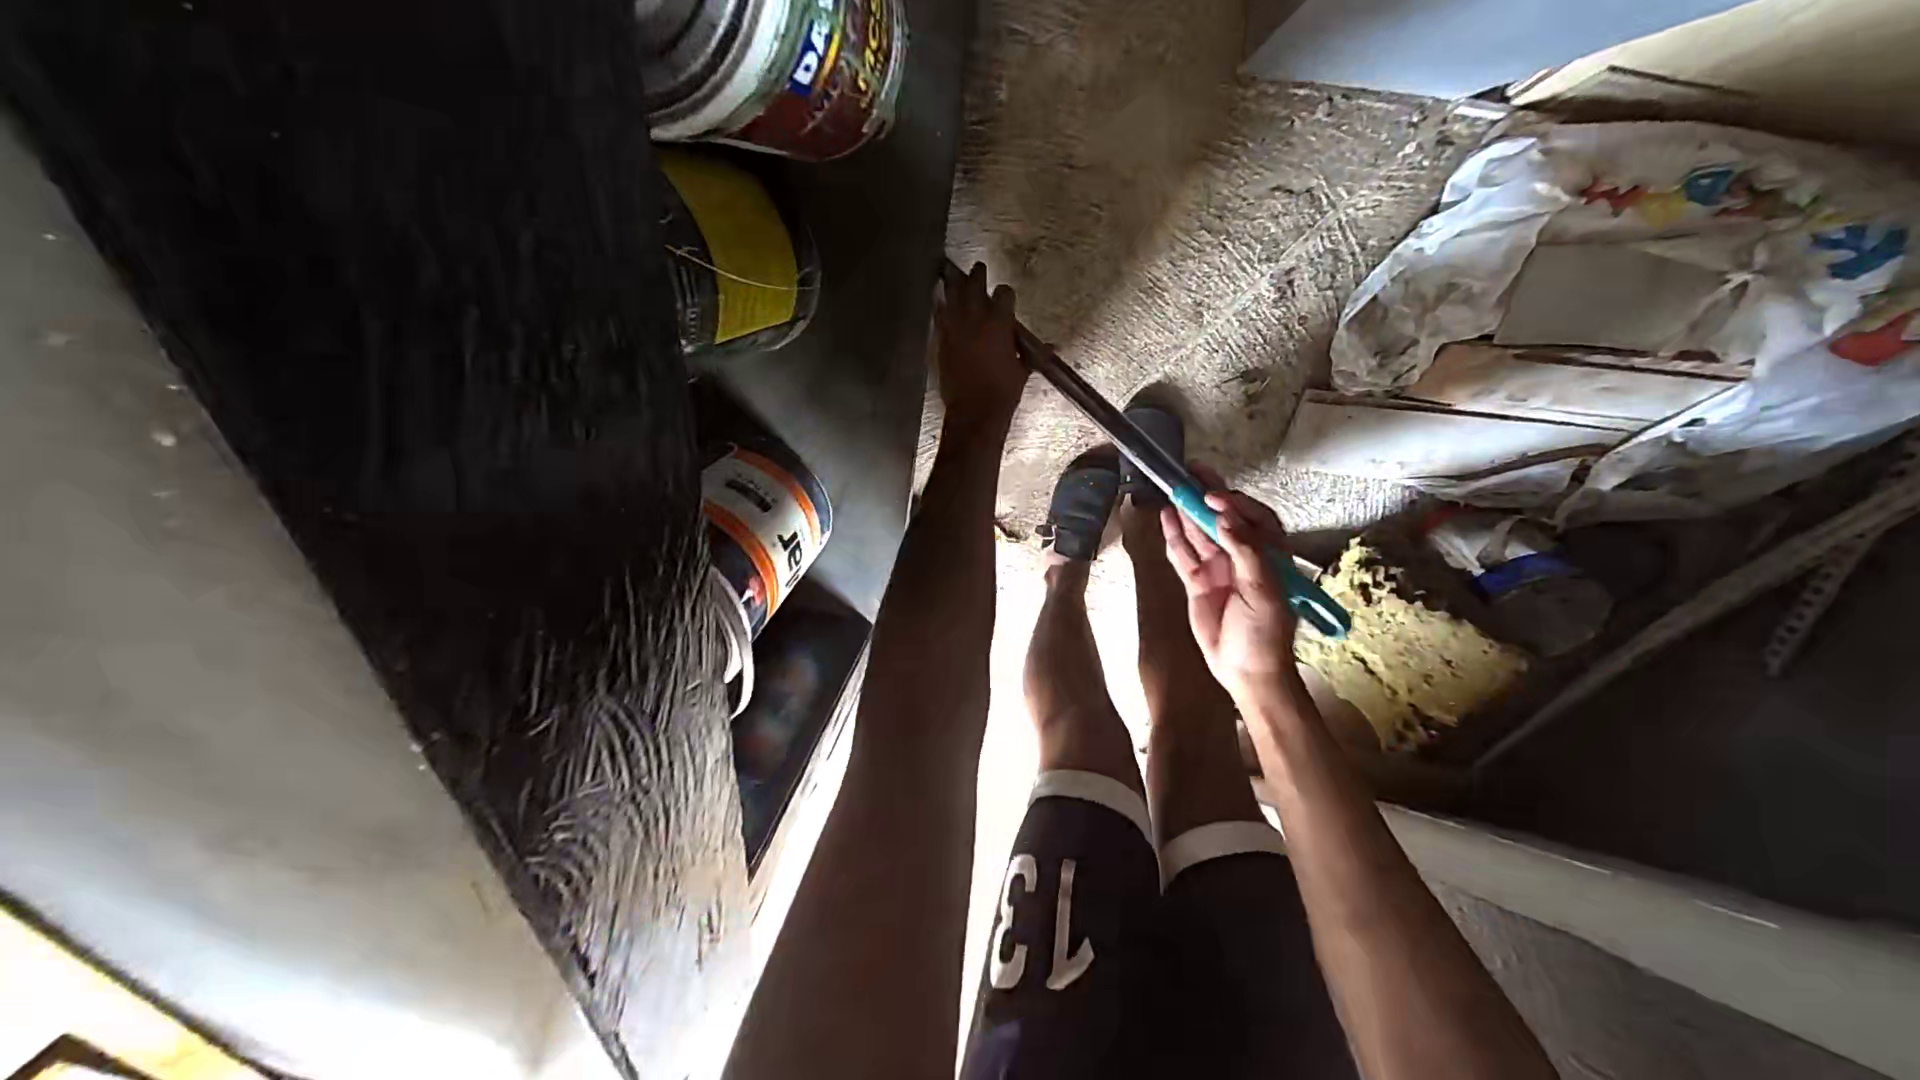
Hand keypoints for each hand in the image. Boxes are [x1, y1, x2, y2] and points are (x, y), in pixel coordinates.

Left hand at [935, 262, 1027, 422]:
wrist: (974, 410)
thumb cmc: (1003, 391)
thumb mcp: (1023, 371)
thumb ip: (1034, 354)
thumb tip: (1051, 347)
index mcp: (999, 323)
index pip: (1004, 294)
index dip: (1006, 293)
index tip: (1005, 295)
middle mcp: (976, 320)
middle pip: (975, 286)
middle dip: (978, 275)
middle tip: (978, 267)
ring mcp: (955, 329)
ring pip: (952, 297)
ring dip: (954, 285)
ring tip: (952, 276)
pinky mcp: (942, 341)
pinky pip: (939, 317)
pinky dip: (940, 308)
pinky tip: (938, 302)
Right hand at [1159, 464, 1299, 703]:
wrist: (1247, 670)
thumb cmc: (1265, 631)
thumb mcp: (1265, 589)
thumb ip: (1245, 550)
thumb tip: (1224, 516)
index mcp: (1268, 555)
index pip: (1253, 518)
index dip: (1234, 503)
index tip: (1214, 495)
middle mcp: (1242, 556)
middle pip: (1223, 519)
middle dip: (1208, 495)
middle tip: (1191, 471)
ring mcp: (1218, 569)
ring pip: (1200, 533)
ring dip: (1188, 512)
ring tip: (1173, 488)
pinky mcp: (1197, 583)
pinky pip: (1184, 555)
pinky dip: (1174, 537)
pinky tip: (1167, 518)